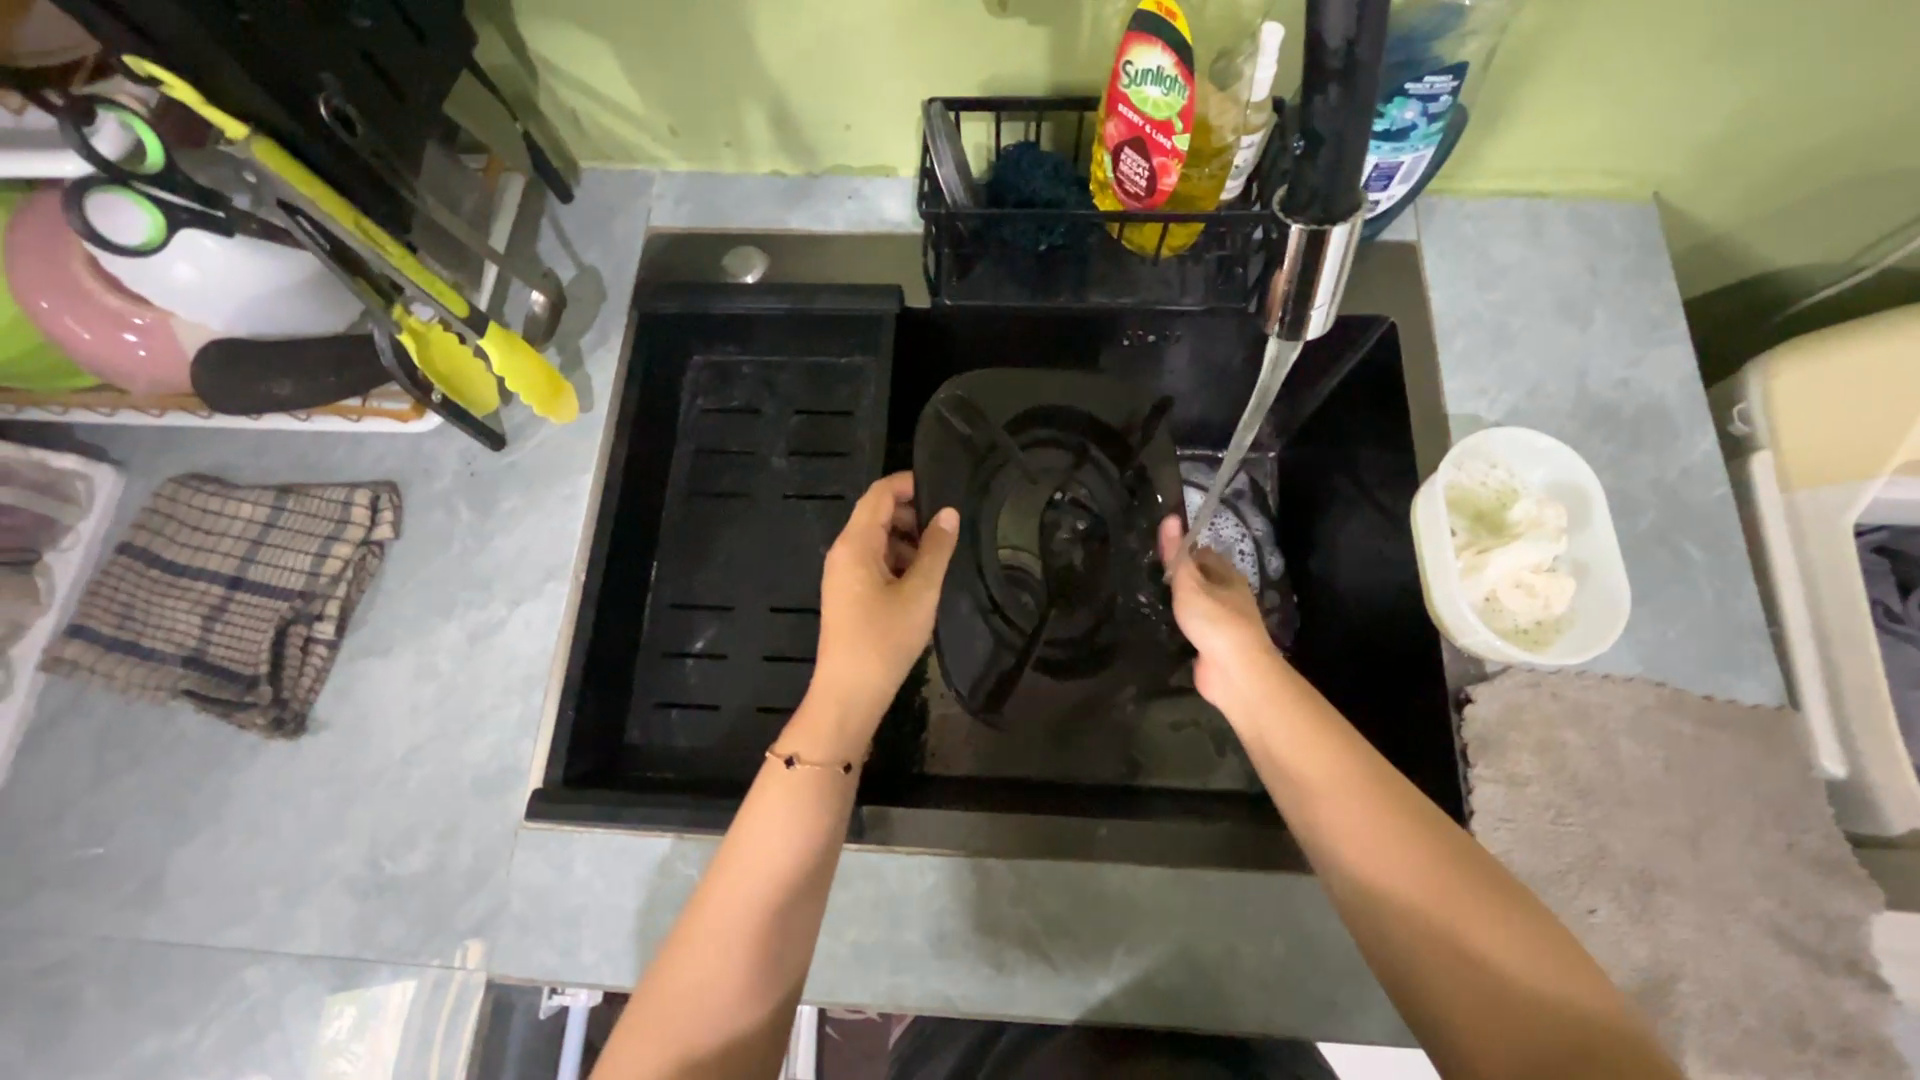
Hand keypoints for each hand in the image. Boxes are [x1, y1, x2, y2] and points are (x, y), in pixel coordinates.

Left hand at [807, 473, 958, 730]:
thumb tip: (949, 513)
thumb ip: (936, 549)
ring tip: (939, 557)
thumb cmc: (885, 639)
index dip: (908, 484)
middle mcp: (843, 551)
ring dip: (906, 540)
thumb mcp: (921, 592)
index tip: (943, 487)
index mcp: (856, 543)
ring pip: (876, 540)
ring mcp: (842, 574)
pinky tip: (921, 580)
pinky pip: (872, 561)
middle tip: (947, 527)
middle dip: (911, 514)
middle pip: (876, 514)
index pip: (879, 494)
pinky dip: (896, 560)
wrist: (850, 692)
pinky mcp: (846, 593)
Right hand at [1160, 515, 1284, 718]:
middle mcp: (1228, 595)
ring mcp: (1221, 622)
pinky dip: (1177, 627)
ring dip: (1176, 604)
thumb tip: (1170, 516)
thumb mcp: (1189, 582)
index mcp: (1227, 575)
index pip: (1201, 553)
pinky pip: (1191, 629)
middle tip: (1144, 577)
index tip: (1152, 553)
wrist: (1235, 671)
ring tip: (1145, 599)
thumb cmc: (1215, 620)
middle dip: (1176, 578)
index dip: (1179, 550)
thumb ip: (1177, 554)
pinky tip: (1158, 626)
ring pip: (1194, 605)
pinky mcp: (1212, 644)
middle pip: (1199, 579)